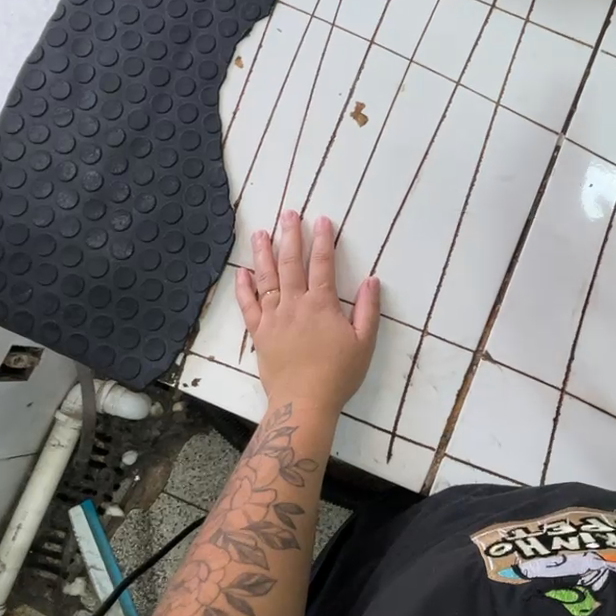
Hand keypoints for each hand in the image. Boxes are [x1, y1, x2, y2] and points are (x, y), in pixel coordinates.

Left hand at [236, 211, 380, 414]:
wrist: (304, 402)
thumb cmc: (338, 374)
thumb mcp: (364, 343)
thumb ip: (369, 310)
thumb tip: (372, 280)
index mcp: (322, 304)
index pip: (322, 264)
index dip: (323, 240)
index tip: (322, 220)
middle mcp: (295, 304)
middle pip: (291, 263)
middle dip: (291, 236)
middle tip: (289, 214)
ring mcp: (273, 317)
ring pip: (266, 278)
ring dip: (264, 253)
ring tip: (262, 232)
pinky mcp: (259, 333)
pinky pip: (249, 305)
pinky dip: (244, 287)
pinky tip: (243, 272)